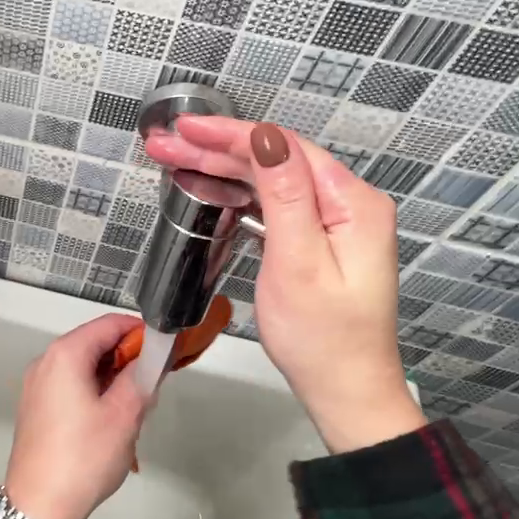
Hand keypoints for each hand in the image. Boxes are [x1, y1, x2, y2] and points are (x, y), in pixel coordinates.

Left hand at [3, 314, 148, 518]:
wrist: (39, 506)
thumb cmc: (84, 456)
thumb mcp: (124, 415)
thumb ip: (141, 378)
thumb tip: (152, 359)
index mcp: (65, 354)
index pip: (108, 324)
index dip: (140, 331)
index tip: (167, 348)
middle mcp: (46, 362)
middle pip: (93, 344)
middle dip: (127, 358)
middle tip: (155, 382)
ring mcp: (37, 386)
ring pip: (83, 368)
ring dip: (113, 379)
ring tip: (137, 408)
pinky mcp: (36, 408)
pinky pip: (71, 387)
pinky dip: (94, 393)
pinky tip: (112, 422)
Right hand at [144, 117, 423, 453]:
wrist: (344, 390)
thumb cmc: (324, 339)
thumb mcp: (298, 264)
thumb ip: (285, 195)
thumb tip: (266, 137)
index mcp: (353, 204)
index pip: (283, 148)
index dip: (231, 133)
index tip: (187, 128)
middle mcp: (347, 204)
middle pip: (272, 159)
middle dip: (215, 148)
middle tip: (165, 143)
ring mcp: (331, 221)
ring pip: (267, 178)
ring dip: (219, 167)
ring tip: (172, 157)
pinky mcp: (315, 237)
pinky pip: (270, 202)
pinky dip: (235, 191)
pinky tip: (205, 185)